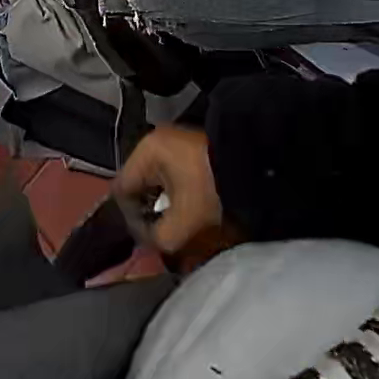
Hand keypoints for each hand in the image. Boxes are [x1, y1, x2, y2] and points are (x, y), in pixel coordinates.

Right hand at [113, 125, 222, 254]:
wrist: (256, 167)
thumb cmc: (210, 193)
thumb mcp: (178, 227)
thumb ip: (153, 238)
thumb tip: (148, 236)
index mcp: (147, 151)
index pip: (122, 189)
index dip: (129, 218)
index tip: (145, 236)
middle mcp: (157, 140)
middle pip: (139, 183)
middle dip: (148, 210)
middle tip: (160, 232)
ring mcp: (177, 140)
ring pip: (157, 179)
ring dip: (164, 202)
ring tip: (177, 223)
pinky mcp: (193, 146)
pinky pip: (173, 172)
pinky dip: (177, 191)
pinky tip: (189, 208)